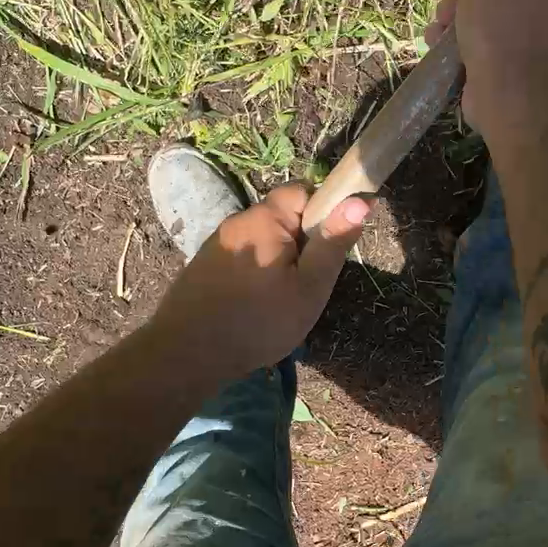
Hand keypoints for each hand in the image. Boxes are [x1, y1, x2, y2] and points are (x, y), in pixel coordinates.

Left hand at [149, 185, 369, 376]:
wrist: (186, 355)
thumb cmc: (258, 321)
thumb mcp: (309, 287)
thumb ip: (334, 242)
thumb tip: (361, 201)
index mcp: (266, 218)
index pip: (304, 191)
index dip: (323, 213)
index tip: (328, 249)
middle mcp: (238, 221)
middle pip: (283, 217)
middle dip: (301, 243)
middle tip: (307, 283)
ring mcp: (217, 243)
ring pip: (264, 240)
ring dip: (278, 261)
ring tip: (281, 301)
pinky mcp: (204, 266)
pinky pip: (244, 257)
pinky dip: (255, 274)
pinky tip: (255, 306)